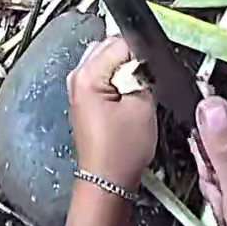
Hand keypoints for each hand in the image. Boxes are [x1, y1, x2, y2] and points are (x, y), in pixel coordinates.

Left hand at [66, 37, 157, 190]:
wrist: (107, 182)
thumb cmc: (122, 150)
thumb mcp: (143, 106)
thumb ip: (142, 74)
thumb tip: (141, 60)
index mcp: (87, 75)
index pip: (118, 43)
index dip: (140, 53)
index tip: (150, 70)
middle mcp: (77, 76)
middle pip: (108, 47)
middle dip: (129, 58)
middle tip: (145, 79)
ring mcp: (77, 87)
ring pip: (105, 60)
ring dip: (122, 69)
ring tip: (135, 91)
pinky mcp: (84, 98)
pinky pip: (102, 76)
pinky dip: (115, 81)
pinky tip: (126, 98)